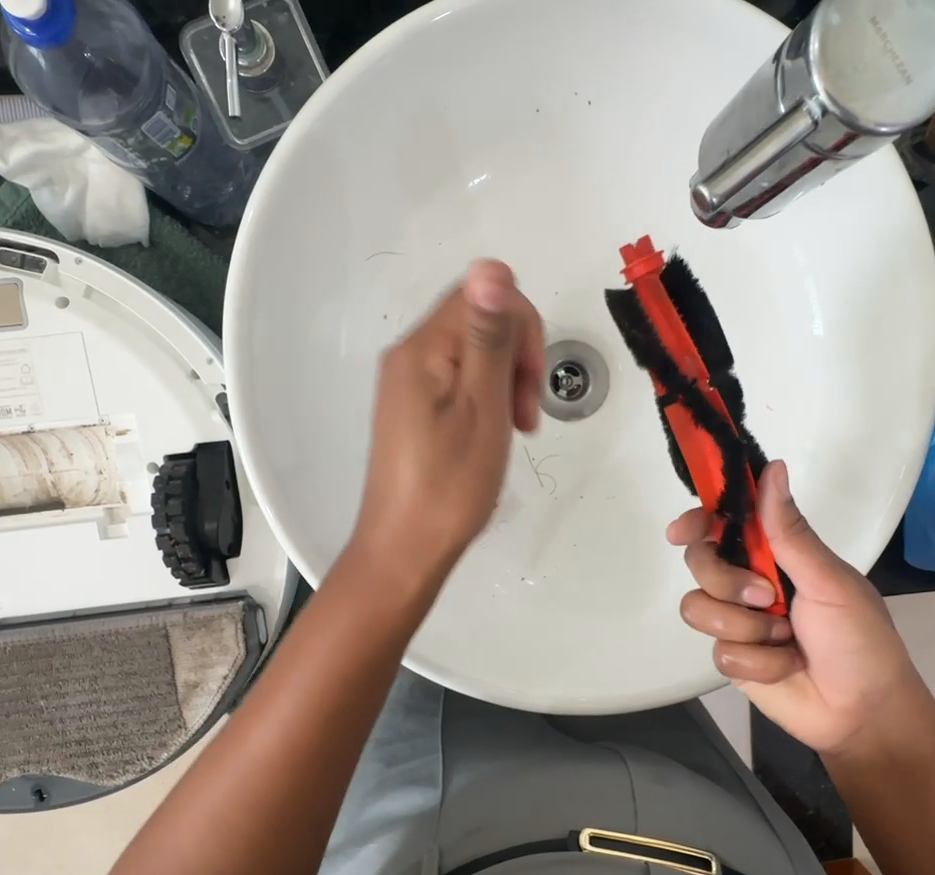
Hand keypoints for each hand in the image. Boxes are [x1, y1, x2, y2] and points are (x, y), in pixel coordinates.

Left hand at [348, 260, 543, 589]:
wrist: (405, 550)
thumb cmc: (449, 486)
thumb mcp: (481, 407)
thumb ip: (488, 337)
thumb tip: (492, 266)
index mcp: (421, 349)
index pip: (483, 295)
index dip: (521, 331)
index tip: (530, 384)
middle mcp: (408, 356)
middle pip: (477, 320)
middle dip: (516, 357)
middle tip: (525, 415)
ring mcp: (407, 384)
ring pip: (472, 353)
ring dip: (506, 381)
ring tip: (513, 430)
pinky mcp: (412, 410)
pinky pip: (459, 381)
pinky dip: (487, 399)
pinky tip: (493, 435)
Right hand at [666, 461, 924, 757]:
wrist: (862, 711)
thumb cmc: (859, 637)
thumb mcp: (828, 579)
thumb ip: (790, 531)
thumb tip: (773, 467)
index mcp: (777, 554)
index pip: (725, 524)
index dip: (698, 521)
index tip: (682, 531)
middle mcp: (750, 582)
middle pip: (700, 563)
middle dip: (727, 582)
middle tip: (766, 598)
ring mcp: (738, 621)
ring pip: (699, 608)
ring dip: (745, 628)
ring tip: (784, 641)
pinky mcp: (733, 658)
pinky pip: (719, 651)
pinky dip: (757, 662)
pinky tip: (785, 668)